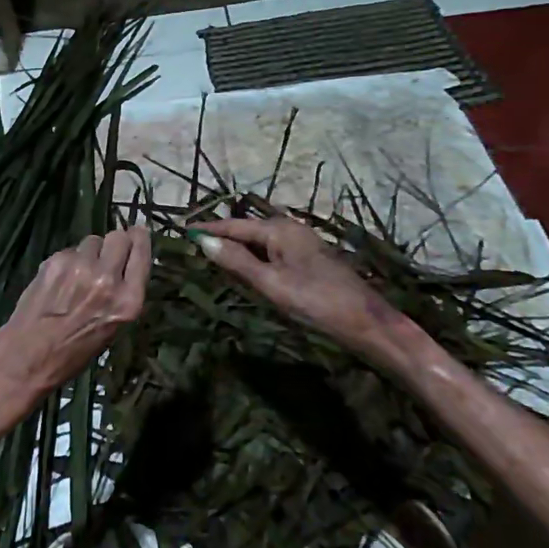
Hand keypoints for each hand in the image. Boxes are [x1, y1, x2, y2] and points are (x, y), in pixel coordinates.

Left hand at [0, 227, 151, 396]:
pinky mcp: (55, 261)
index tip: (138, 232)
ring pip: (92, 240)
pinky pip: (69, 250)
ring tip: (79, 273)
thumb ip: (123, 293)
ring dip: (90, 252)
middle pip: (119, 237)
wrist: (29, 355)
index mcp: (127, 300)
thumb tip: (126, 265)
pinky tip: (59, 281)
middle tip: (107, 254)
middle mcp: (107, 279)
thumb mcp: (114, 326)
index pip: (141, 253)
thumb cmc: (75, 351)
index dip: (140, 239)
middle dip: (115, 242)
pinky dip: (68, 261)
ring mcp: (80, 267)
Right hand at [193, 216, 413, 367]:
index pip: (233, 225)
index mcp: (279, 229)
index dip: (208, 228)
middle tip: (193, 242)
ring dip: (237, 246)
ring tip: (212, 254)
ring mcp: (301, 243)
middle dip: (222, 234)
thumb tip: (203, 240)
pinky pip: (272, 251)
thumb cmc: (316, 301)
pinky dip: (254, 256)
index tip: (183, 229)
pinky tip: (246, 268)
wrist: (366, 322)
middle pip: (247, 229)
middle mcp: (290, 229)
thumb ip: (236, 261)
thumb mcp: (270, 283)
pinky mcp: (308, 259)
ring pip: (260, 240)